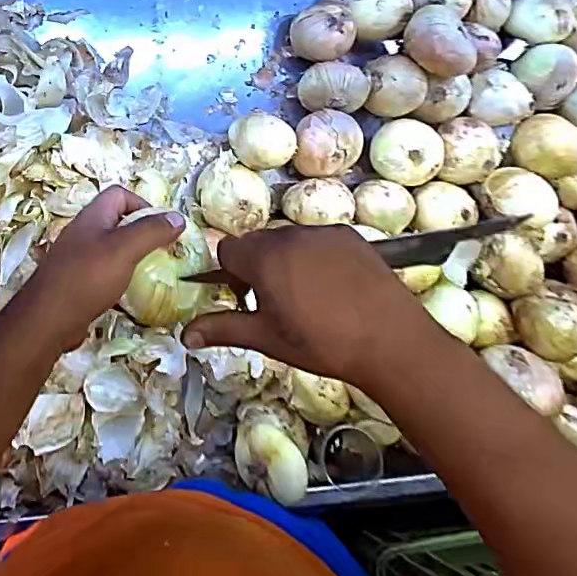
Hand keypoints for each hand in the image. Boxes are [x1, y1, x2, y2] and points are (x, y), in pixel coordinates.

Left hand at [7, 185, 183, 349]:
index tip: (160, 227)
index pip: (120, 194)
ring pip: (111, 248)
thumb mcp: (125, 249)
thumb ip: (151, 231)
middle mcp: (83, 232)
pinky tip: (128, 294)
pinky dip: (119, 278)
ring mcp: (77, 257)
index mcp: (93, 216)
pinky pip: (103, 272)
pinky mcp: (76, 282)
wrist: (48, 319)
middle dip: (141, 232)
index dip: (143, 204)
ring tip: (149, 272)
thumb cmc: (87, 277)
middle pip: (117, 221)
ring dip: (131, 257)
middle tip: (160, 251)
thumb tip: (178, 217)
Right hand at [182, 224, 450, 388]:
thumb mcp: (267, 338)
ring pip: (288, 239)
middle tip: (276, 300)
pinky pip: (318, 238)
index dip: (231, 273)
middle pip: (257, 242)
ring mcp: (320, 232)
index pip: (227, 250)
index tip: (246, 297)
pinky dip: (316, 255)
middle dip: (258, 265)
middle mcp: (287, 235)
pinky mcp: (347, 234)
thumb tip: (184, 335)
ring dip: (287, 259)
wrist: (392, 341)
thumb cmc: (322, 343)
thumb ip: (223, 328)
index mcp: (262, 258)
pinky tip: (334, 285)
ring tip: (308, 295)